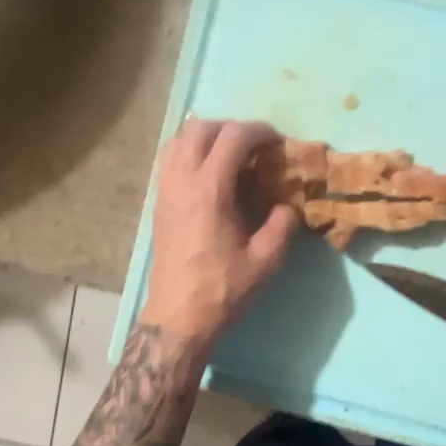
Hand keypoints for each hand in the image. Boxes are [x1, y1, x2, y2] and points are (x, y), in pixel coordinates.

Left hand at [139, 118, 297, 349]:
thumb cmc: (223, 290)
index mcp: (209, 190)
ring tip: (231, 156)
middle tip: (255, 148)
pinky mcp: (158, 203)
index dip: (259, 132)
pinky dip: (191, 153)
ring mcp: (165, 190)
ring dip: (207, 137)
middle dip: (232, 128)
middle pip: (201, 128)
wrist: (179, 318)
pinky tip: (210, 175)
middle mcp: (181, 180)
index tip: (277, 144)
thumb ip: (282, 224)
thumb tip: (286, 205)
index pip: (233, 137)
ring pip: (179, 139)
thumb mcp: (266, 260)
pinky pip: (170, 159)